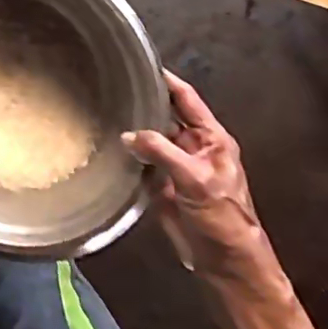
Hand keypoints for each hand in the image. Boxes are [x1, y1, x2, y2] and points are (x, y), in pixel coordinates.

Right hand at [122, 70, 270, 286]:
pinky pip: (138, 158)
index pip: (185, 98)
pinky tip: (104, 140)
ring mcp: (175, 163)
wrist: (226, 266)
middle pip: (163, 113)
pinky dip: (124, 150)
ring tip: (101, 107)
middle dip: (141, 100)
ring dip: (130, 126)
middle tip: (110, 82)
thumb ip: (162, 152)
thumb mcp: (196, 181)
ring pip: (148, 135)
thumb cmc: (226, 222)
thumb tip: (128, 135)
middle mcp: (192, 146)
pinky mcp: (160, 182)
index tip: (139, 62)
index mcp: (212, 139)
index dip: (165, 79)